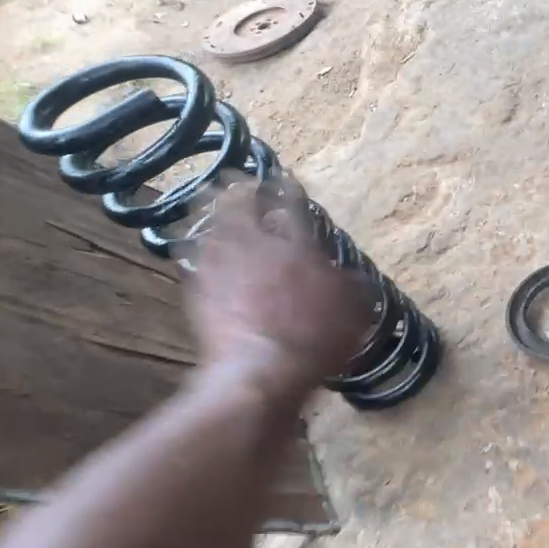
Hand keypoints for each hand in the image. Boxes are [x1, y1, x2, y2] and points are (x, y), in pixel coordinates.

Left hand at [185, 180, 370, 400]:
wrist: (262, 369)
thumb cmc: (317, 340)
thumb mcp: (354, 313)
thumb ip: (350, 286)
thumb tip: (348, 274)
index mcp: (298, 249)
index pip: (293, 208)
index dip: (289, 190)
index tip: (286, 178)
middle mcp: (258, 249)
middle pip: (241, 207)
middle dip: (238, 189)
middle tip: (234, 178)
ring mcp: (224, 267)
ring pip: (211, 226)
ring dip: (209, 210)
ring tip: (206, 198)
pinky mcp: (200, 289)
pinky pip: (194, 255)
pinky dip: (195, 242)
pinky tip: (194, 241)